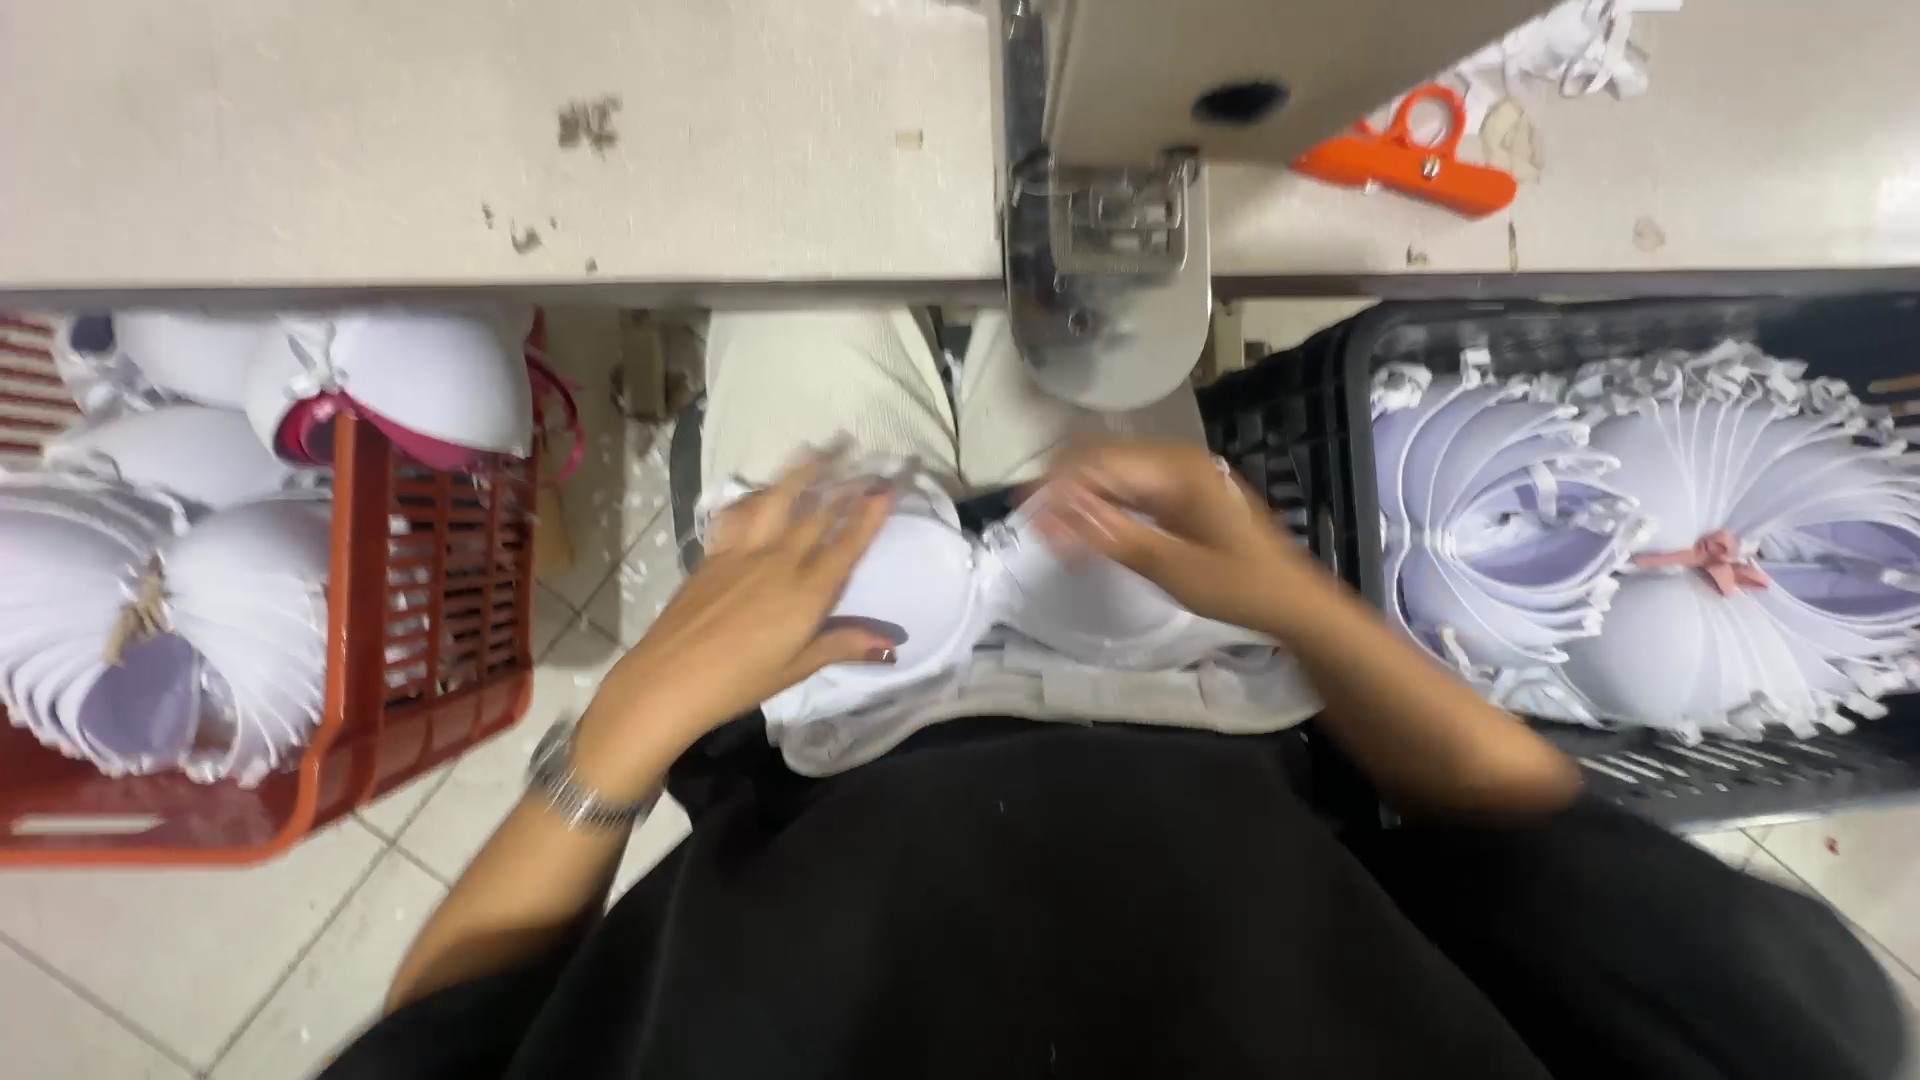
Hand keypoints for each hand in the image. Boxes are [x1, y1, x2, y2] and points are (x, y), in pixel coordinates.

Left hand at [576, 457, 895, 790]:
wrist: (668, 679)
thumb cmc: (739, 681)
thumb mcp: (798, 668)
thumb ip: (845, 645)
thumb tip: (893, 647)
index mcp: (806, 593)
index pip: (846, 545)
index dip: (868, 516)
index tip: (886, 489)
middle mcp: (779, 562)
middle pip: (817, 514)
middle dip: (843, 484)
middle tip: (863, 461)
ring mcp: (743, 553)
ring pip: (777, 501)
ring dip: (800, 474)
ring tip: (817, 451)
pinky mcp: (714, 554)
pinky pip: (739, 514)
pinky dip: (755, 497)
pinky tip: (761, 490)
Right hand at [1031, 439, 1322, 632]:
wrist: (1293, 603)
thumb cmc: (1240, 587)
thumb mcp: (1173, 567)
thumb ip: (1113, 535)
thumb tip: (1056, 513)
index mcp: (1178, 470)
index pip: (1099, 461)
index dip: (1058, 486)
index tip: (1028, 517)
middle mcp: (1175, 461)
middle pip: (1101, 458)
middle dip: (1062, 486)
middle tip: (1031, 520)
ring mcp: (1178, 476)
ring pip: (1111, 473)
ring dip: (1077, 495)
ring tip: (1048, 527)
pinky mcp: (1178, 495)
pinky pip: (1127, 489)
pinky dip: (1100, 506)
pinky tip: (1082, 529)